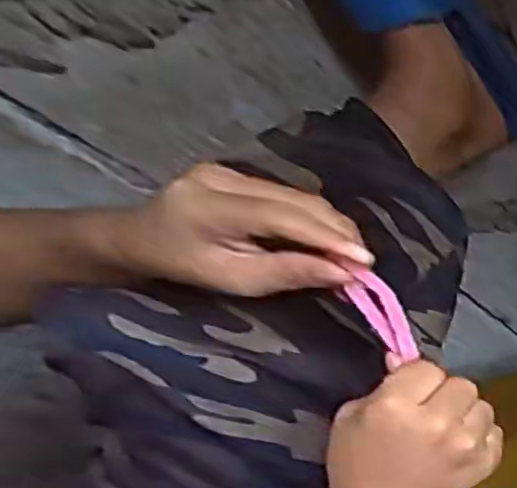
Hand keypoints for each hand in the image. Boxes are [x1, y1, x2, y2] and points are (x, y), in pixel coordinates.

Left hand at [110, 164, 372, 295]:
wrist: (145, 237)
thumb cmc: (190, 265)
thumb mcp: (238, 280)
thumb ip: (290, 273)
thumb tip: (346, 274)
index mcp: (209, 204)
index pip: (283, 216)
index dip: (329, 238)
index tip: (367, 263)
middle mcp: (223, 179)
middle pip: (302, 204)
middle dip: (342, 236)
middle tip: (364, 268)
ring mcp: (235, 173)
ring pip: (308, 200)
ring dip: (339, 230)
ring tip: (352, 258)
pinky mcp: (247, 176)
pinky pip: (301, 199)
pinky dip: (326, 223)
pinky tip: (333, 243)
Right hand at [327, 362, 501, 487]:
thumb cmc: (360, 461)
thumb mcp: (353, 417)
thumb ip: (383, 386)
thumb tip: (403, 360)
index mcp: (397, 407)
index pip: (428, 368)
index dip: (420, 377)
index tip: (413, 389)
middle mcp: (439, 422)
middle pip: (463, 384)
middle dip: (448, 392)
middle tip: (434, 408)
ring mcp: (468, 443)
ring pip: (484, 406)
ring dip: (468, 412)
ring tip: (449, 427)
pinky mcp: (488, 459)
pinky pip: (495, 431)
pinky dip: (481, 434)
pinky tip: (462, 444)